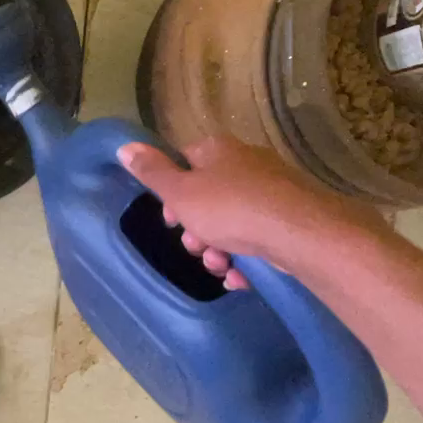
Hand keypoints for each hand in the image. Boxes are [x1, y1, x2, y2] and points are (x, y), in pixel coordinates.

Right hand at [118, 135, 387, 289]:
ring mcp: (271, 190)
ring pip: (230, 223)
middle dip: (196, 231)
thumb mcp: (180, 193)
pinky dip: (244, 258)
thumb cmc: (230, 209)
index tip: (172, 220)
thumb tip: (124, 146)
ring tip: (221, 266)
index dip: (172, 195)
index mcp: (217, 151)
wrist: (298, 233)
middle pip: (206, 198)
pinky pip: (255, 237)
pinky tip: (240, 276)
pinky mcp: (288, 217)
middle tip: (196, 247)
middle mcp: (246, 163)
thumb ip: (151, 173)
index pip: (184, 163)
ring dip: (217, 251)